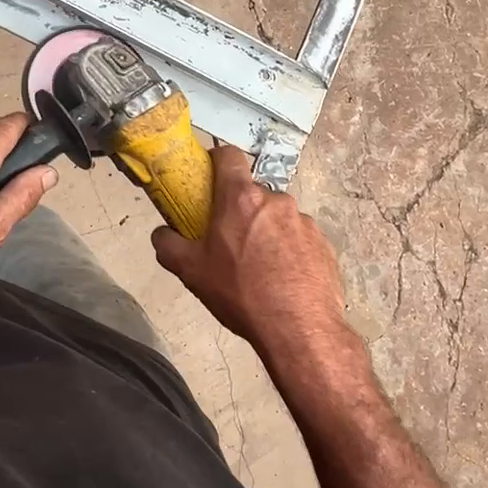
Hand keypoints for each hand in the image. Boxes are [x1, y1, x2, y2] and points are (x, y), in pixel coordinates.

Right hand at [152, 145, 357, 357]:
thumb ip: (168, 245)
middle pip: (252, 193)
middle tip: (230, 241)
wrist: (300, 331)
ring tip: (260, 268)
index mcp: (241, 198)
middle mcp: (276, 201)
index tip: (208, 179)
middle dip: (240, 210)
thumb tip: (161, 234)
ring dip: (266, 232)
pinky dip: (290, 251)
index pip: (228, 156)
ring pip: (277, 217)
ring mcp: (305, 222)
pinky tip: (283, 280)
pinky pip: (300, 238)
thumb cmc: (240, 293)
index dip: (216, 160)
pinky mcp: (325, 245)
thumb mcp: (190, 271)